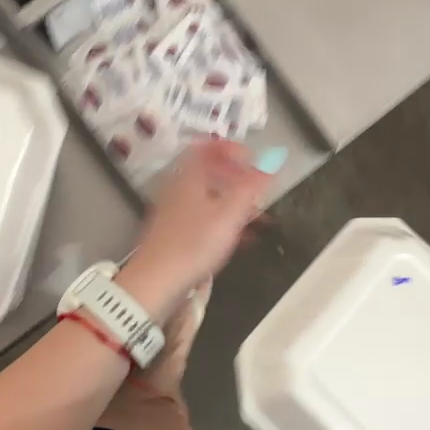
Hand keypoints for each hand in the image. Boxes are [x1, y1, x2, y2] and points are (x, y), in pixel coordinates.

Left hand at [124, 139, 274, 310]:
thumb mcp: (229, 214)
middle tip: (260, 190)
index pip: (207, 148)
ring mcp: (175, 214)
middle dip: (238, 179)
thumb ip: (251, 186)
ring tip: (259, 218)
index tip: (252, 158)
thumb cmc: (194, 244)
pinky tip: (242, 239)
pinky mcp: (175, 236)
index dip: (231, 148)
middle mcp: (179, 191)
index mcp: (190, 178)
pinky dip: (225, 223)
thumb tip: (272, 160)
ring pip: (209, 199)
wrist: (157, 282)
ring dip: (235, 204)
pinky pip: (205, 221)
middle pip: (210, 174)